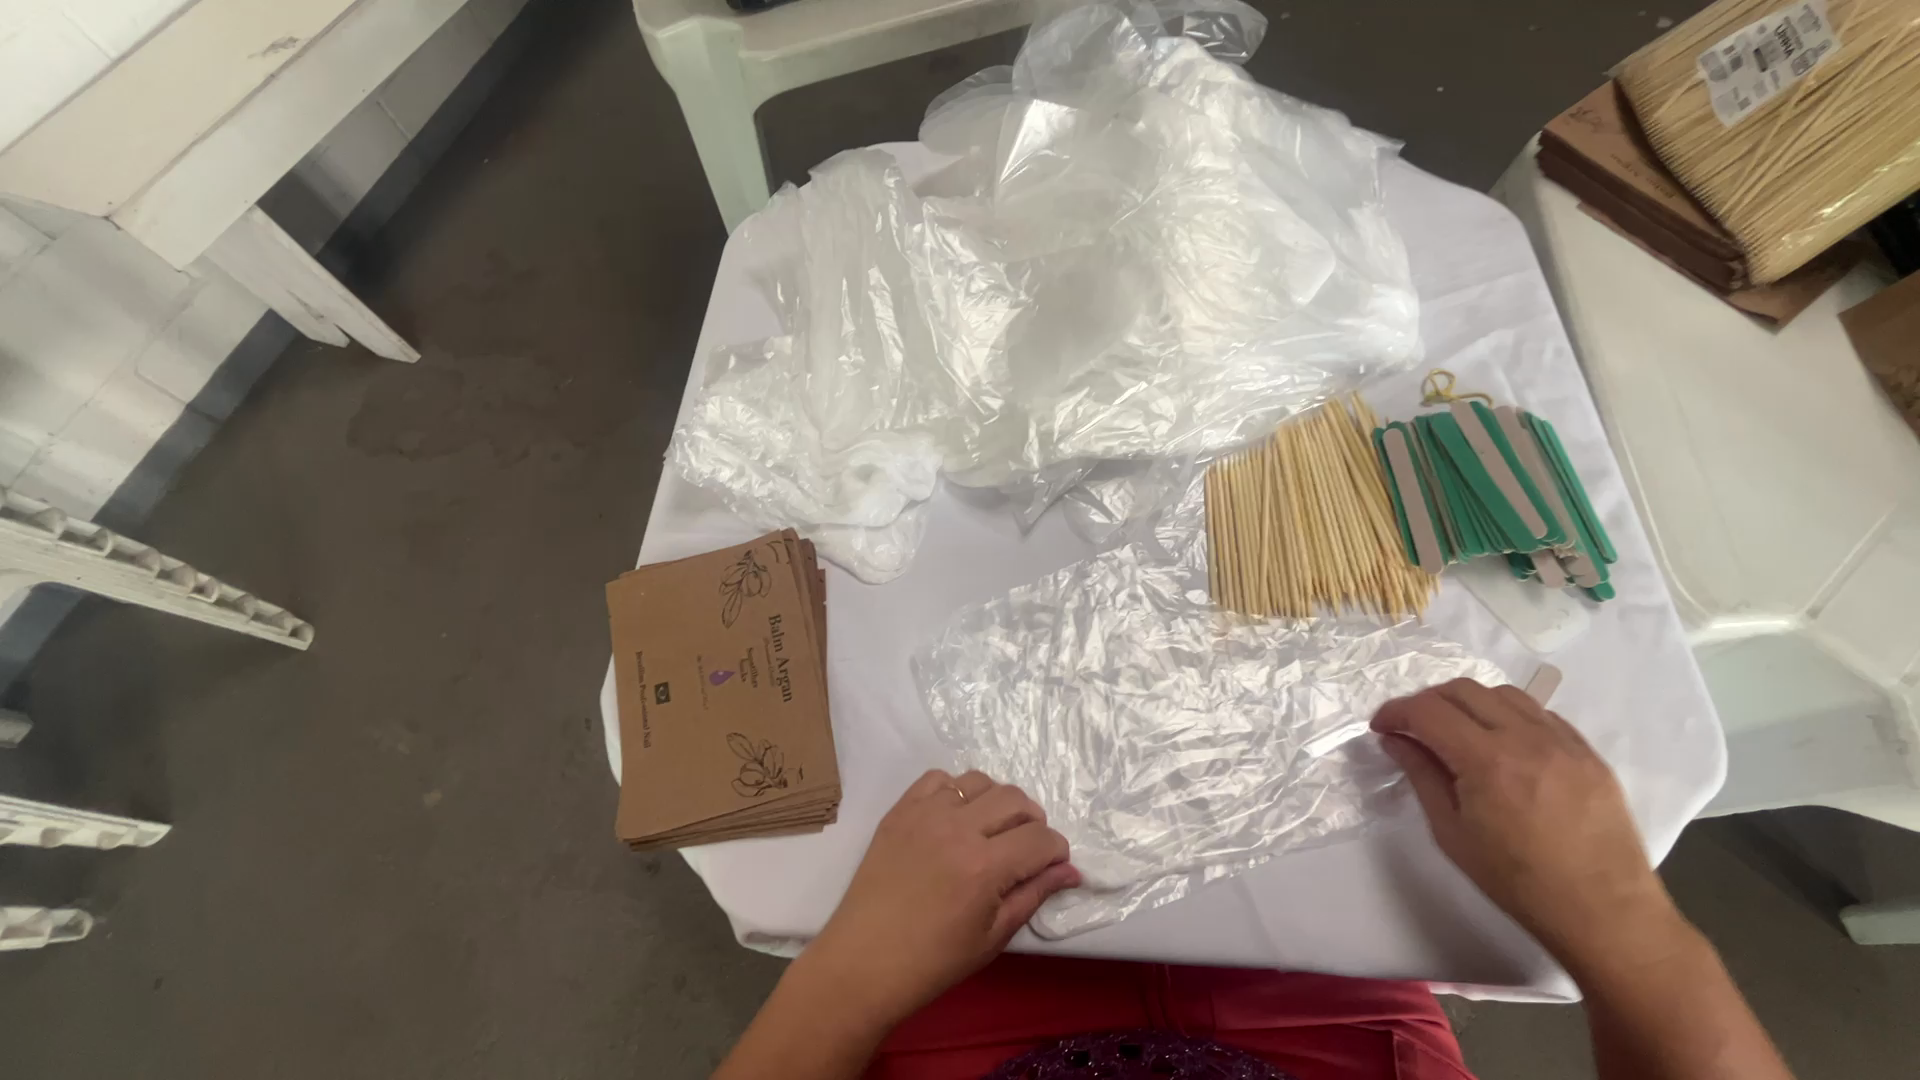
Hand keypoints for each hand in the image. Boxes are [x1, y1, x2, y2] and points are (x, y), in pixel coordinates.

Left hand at [800, 769, 1079, 1027]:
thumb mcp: (993, 936)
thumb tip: (1070, 870)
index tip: (1053, 863)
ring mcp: (925, 813)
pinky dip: (955, 790)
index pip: (1040, 839)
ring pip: (979, 781)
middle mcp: (957, 829)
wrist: (864, 961)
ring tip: (991, 828)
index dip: (1056, 851)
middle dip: (1032, 821)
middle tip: (1025, 847)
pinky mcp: (900, 810)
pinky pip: (938, 778)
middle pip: (1015, 799)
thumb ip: (1033, 895)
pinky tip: (955, 817)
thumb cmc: (933, 961)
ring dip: (996, 801)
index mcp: (984, 867)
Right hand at [1371, 679, 1688, 977]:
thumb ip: (1421, 776)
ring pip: (1502, 693)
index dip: (1395, 712)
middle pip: (1463, 690)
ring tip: (1456, 731)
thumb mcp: (1451, 832)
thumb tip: (1395, 740)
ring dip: (1468, 703)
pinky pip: (1540, 713)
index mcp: (1487, 762)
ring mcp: (1563, 743)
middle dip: (1426, 702)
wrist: (1605, 913)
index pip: (1427, 711)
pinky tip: (1500, 743)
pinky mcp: (1589, 753)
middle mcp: (1526, 739)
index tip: (1381, 728)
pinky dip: (1508, 715)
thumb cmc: (1517, 882)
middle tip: (1412, 728)